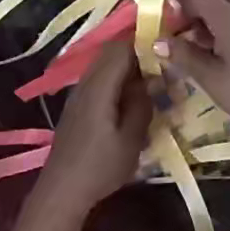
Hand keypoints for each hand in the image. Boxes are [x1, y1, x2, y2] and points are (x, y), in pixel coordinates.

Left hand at [33, 42, 151, 215]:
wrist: (62, 189)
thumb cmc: (100, 167)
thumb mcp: (131, 139)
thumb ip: (142, 105)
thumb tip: (151, 80)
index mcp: (99, 87)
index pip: (120, 48)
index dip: (143, 41)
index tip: (167, 45)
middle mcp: (85, 83)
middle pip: (110, 52)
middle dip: (137, 51)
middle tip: (163, 63)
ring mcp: (78, 93)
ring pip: (104, 65)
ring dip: (127, 66)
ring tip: (152, 80)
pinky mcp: (77, 105)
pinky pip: (99, 79)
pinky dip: (117, 79)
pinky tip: (131, 96)